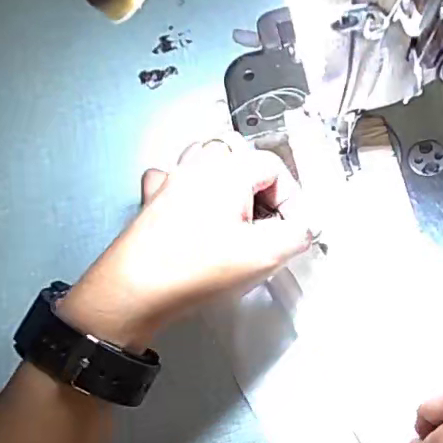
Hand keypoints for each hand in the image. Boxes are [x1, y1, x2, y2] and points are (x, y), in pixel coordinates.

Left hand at [62, 140, 314, 348]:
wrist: (137, 290)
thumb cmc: (191, 269)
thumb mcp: (264, 256)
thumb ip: (297, 235)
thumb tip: (306, 228)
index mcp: (227, 172)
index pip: (274, 165)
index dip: (291, 197)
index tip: (292, 226)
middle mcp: (197, 168)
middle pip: (240, 153)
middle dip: (260, 184)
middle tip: (268, 218)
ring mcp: (171, 182)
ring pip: (206, 159)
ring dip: (228, 181)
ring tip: (238, 214)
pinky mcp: (153, 202)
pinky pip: (175, 178)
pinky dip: (192, 190)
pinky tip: (200, 214)